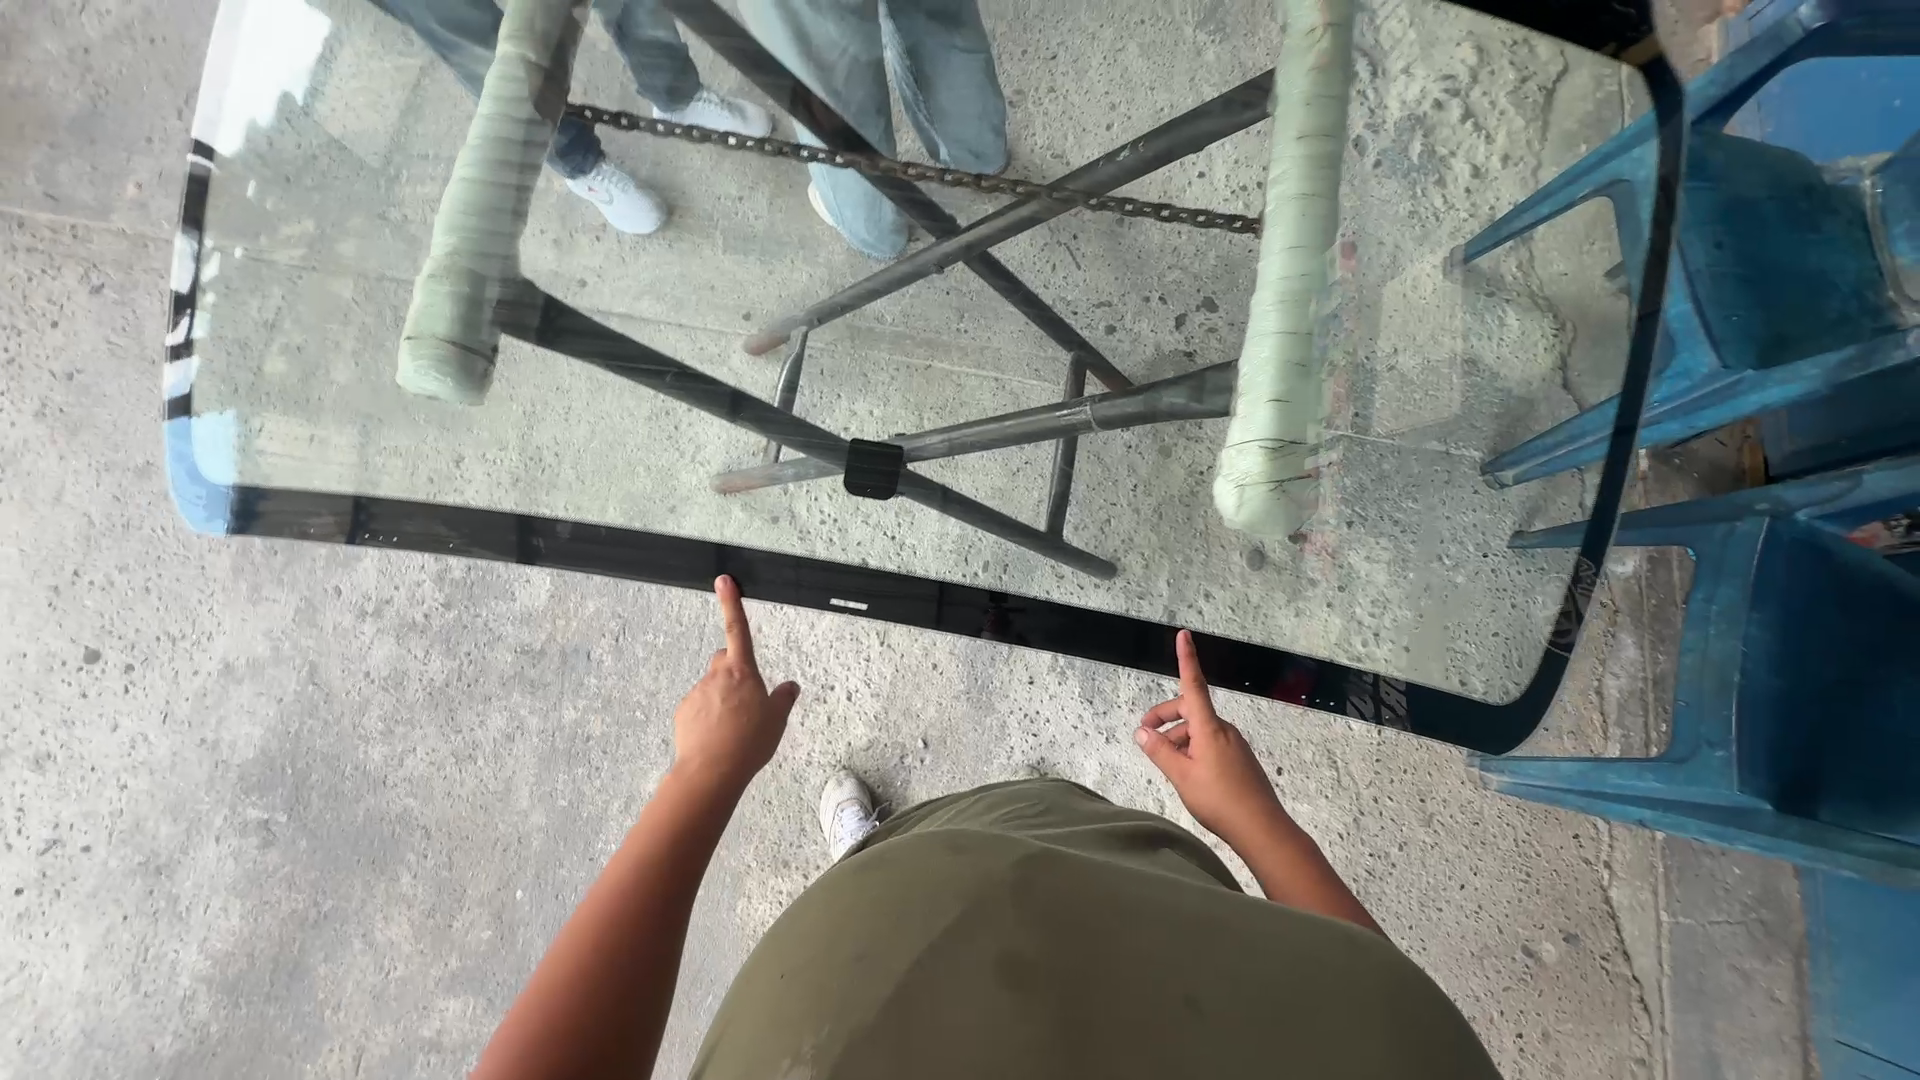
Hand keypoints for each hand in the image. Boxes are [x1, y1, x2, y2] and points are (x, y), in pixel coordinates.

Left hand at [669, 575, 799, 792]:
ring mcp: (697, 692)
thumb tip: (790, 687)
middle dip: (733, 670)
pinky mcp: (683, 711)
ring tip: (732, 728)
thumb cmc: (749, 742)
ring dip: (720, 698)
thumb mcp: (777, 720)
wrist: (711, 771)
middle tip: (746, 697)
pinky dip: (706, 715)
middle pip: (724, 661)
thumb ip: (783, 699)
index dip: (731, 602)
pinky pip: (698, 706)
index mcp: (742, 671)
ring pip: (711, 686)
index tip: (724, 581)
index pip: (738, 628)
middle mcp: (717, 675)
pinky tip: (716, 736)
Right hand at [1134, 629, 1285, 843]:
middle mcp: (1223, 729)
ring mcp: (1233, 744)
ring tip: (1166, 765)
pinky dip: (1192, 749)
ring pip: (1198, 730)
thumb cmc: (1219, 800)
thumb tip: (1143, 732)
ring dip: (1178, 739)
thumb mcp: (1181, 776)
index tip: (1183, 634)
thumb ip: (1159, 751)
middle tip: (1144, 735)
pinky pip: (1209, 744)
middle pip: (1189, 709)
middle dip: (1165, 717)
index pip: (1192, 685)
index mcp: (1209, 727)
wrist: (1262, 829)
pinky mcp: (1238, 758)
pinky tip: (1186, 773)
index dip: (1186, 659)